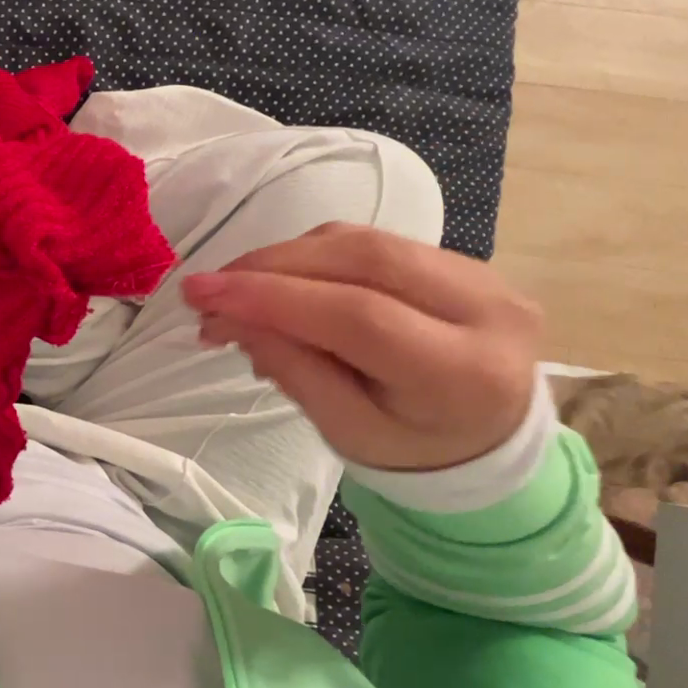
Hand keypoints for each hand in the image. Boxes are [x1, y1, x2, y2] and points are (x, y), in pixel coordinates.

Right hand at [180, 223, 541, 471]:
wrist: (482, 436)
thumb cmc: (408, 447)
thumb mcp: (344, 428)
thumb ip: (293, 369)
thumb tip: (232, 319)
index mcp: (463, 371)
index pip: (358, 316)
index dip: (272, 299)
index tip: (202, 296)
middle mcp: (485, 307)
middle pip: (361, 260)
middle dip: (269, 267)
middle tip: (205, 289)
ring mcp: (479, 273)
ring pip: (362, 241)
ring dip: (283, 258)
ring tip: (233, 290)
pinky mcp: (459, 257)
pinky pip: (369, 242)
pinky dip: (309, 256)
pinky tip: (276, 282)